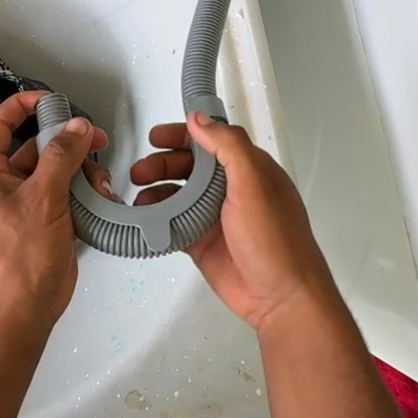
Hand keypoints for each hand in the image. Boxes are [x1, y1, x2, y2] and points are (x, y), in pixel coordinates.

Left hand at [0, 91, 105, 330]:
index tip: (57, 100)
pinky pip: (66, 193)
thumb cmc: (22, 253)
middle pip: (38, 145)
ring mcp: (26, 202)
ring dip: (82, 169)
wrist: (22, 311)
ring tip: (102, 182)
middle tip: (100, 141)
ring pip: (57, 169)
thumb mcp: (42, 198)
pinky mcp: (46, 220)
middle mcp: (5, 182)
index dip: (26, 104)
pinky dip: (84, 191)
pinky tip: (103, 198)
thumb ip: (60, 157)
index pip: (2, 122)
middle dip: (69, 142)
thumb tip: (79, 125)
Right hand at [129, 112, 335, 334]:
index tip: (156, 137)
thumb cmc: (274, 238)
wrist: (281, 299)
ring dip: (155, 189)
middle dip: (162, 164)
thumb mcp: (254, 183)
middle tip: (138, 172)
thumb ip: (227, 146)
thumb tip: (198, 118)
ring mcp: (214, 215)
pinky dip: (155, 216)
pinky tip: (142, 216)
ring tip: (136, 196)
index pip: (211, 140)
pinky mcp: (201, 240)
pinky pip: (172, 221)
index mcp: (248, 169)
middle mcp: (230, 188)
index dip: (183, 135)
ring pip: (177, 193)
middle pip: (188, 166)